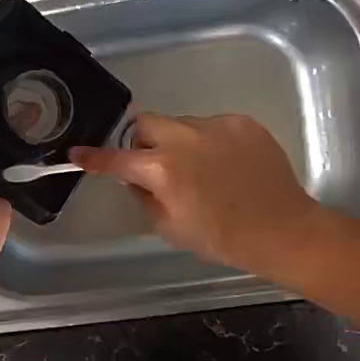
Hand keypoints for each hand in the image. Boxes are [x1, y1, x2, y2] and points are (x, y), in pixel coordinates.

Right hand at [70, 113, 325, 273]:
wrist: (282, 229)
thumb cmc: (222, 238)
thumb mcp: (171, 227)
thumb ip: (144, 196)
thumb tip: (132, 178)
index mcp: (163, 169)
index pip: (116, 159)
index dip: (93, 158)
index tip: (77, 154)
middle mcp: (186, 138)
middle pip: (146, 123)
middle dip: (141, 140)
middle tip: (152, 163)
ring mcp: (217, 126)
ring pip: (182, 124)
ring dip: (179, 142)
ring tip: (200, 169)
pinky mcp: (243, 122)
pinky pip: (213, 126)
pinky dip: (209, 142)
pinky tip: (226, 165)